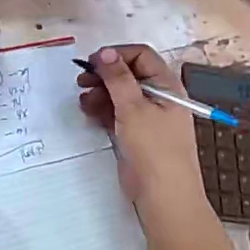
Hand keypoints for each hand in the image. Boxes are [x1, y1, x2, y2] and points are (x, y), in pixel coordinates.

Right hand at [76, 45, 204, 209]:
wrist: (164, 196)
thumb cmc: (154, 148)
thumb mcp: (133, 108)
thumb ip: (118, 78)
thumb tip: (106, 52)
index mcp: (166, 85)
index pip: (141, 56)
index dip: (116, 55)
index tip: (93, 62)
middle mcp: (159, 97)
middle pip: (128, 74)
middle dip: (104, 75)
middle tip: (82, 80)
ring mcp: (147, 116)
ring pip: (120, 94)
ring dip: (100, 92)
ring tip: (83, 100)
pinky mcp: (136, 133)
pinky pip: (117, 113)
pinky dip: (103, 109)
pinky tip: (88, 111)